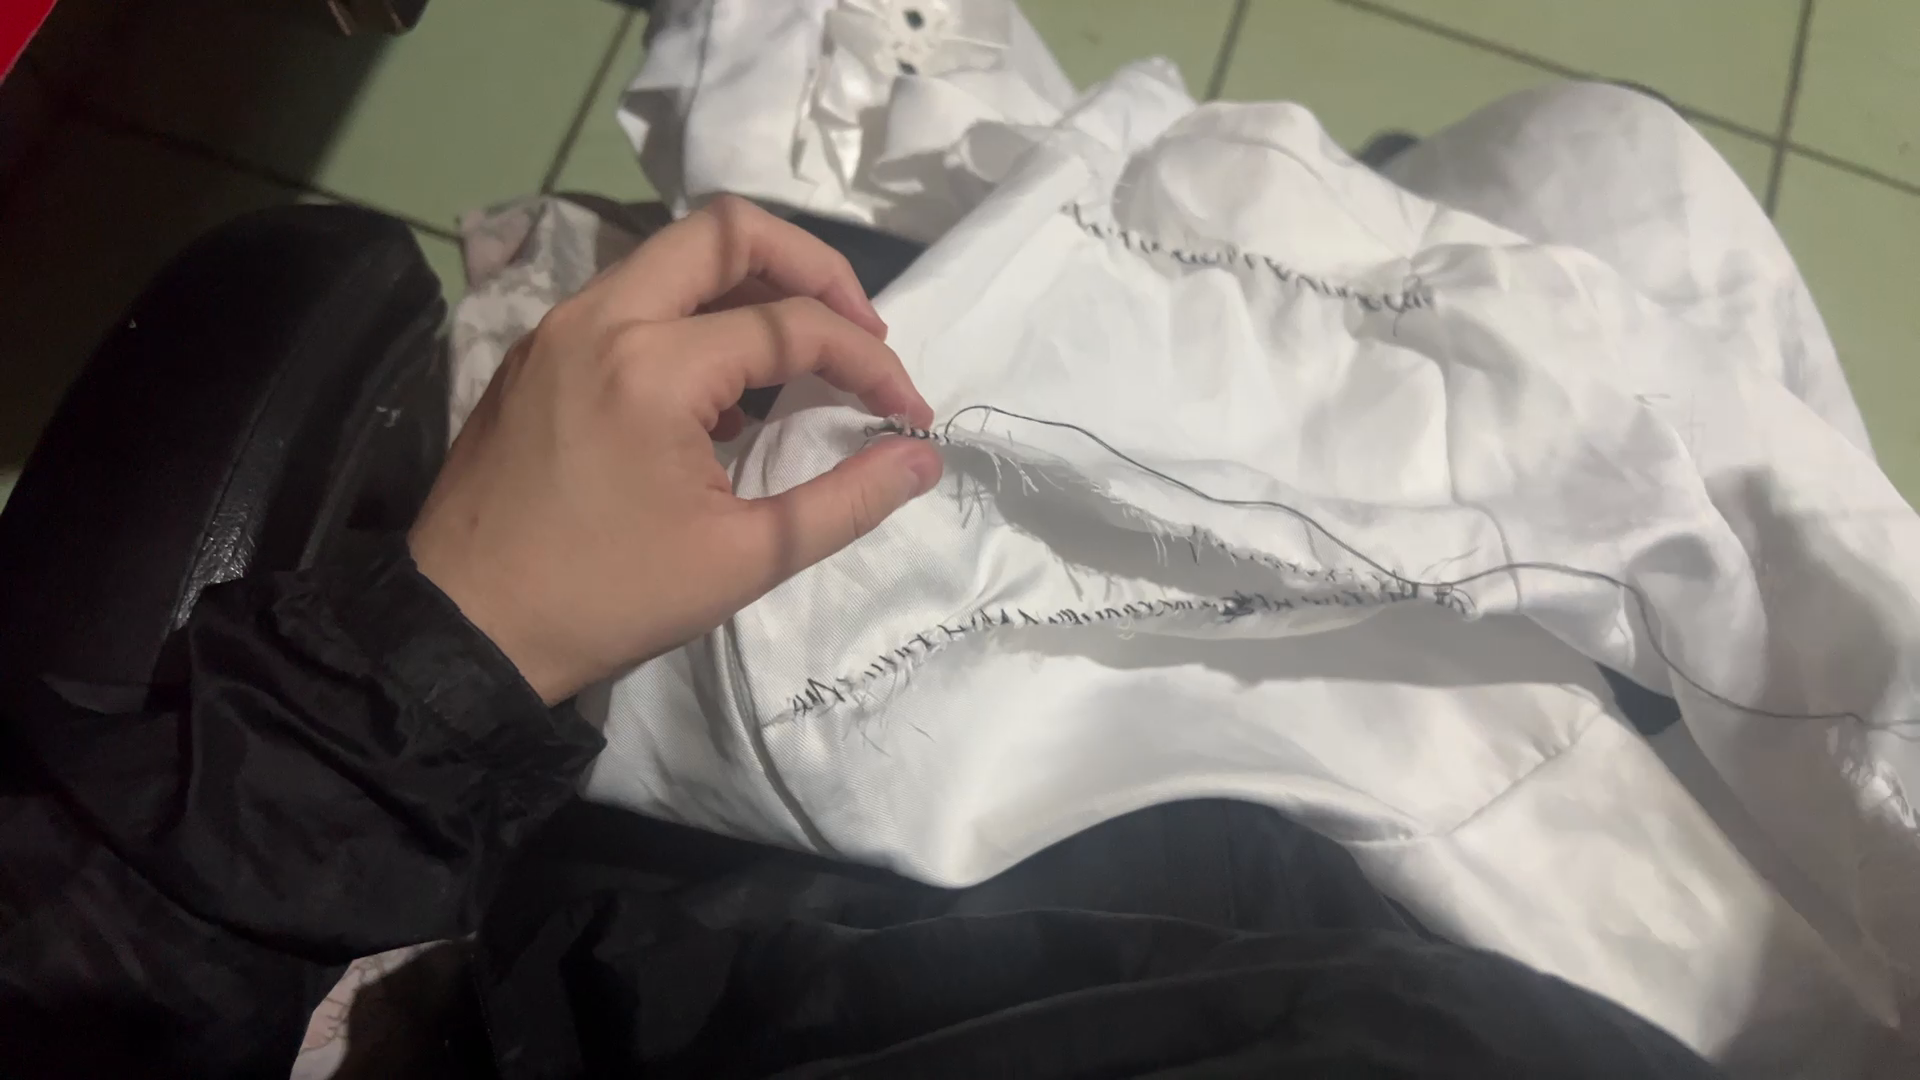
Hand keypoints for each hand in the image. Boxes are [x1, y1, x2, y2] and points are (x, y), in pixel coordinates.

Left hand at [409, 196, 942, 703]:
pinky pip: (639, 300)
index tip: (908, 411)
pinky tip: (726, 388)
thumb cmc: (610, 598)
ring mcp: (561, 328)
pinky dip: (702, 318)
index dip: (870, 364)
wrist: (464, 631)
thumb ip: (848, 502)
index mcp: (653, 365)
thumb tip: (924, 457)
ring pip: (677, 256)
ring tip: (805, 352)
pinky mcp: (542, 352)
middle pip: (727, 231)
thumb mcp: (747, 559)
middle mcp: (601, 318)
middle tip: (862, 330)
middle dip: (815, 270)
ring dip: (757, 287)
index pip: (793, 326)